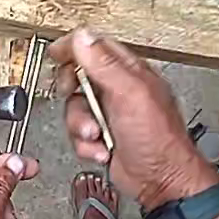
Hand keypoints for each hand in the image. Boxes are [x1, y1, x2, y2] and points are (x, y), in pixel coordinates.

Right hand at [50, 28, 217, 208]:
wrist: (161, 181)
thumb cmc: (158, 140)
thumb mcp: (130, 94)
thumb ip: (105, 64)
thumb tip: (83, 37)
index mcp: (130, 73)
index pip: (96, 47)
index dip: (73, 48)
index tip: (56, 54)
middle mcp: (119, 91)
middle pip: (78, 79)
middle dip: (72, 92)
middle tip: (74, 98)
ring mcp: (109, 115)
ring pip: (75, 110)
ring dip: (81, 126)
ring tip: (97, 136)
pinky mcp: (103, 138)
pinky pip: (79, 135)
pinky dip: (86, 146)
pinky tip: (103, 150)